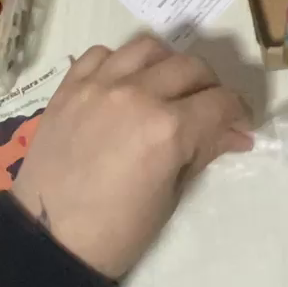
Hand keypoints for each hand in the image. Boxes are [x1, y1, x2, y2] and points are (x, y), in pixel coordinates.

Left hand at [10, 37, 252, 278]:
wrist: (49, 238)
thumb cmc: (117, 231)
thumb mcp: (171, 196)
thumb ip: (203, 152)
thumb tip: (236, 134)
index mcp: (167, 128)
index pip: (220, 102)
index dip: (238, 113)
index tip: (239, 125)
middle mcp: (136, 94)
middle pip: (190, 67)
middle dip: (209, 87)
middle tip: (206, 109)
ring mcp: (99, 84)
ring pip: (148, 48)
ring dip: (167, 64)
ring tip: (166, 87)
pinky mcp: (70, 85)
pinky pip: (102, 53)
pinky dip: (120, 62)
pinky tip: (123, 83)